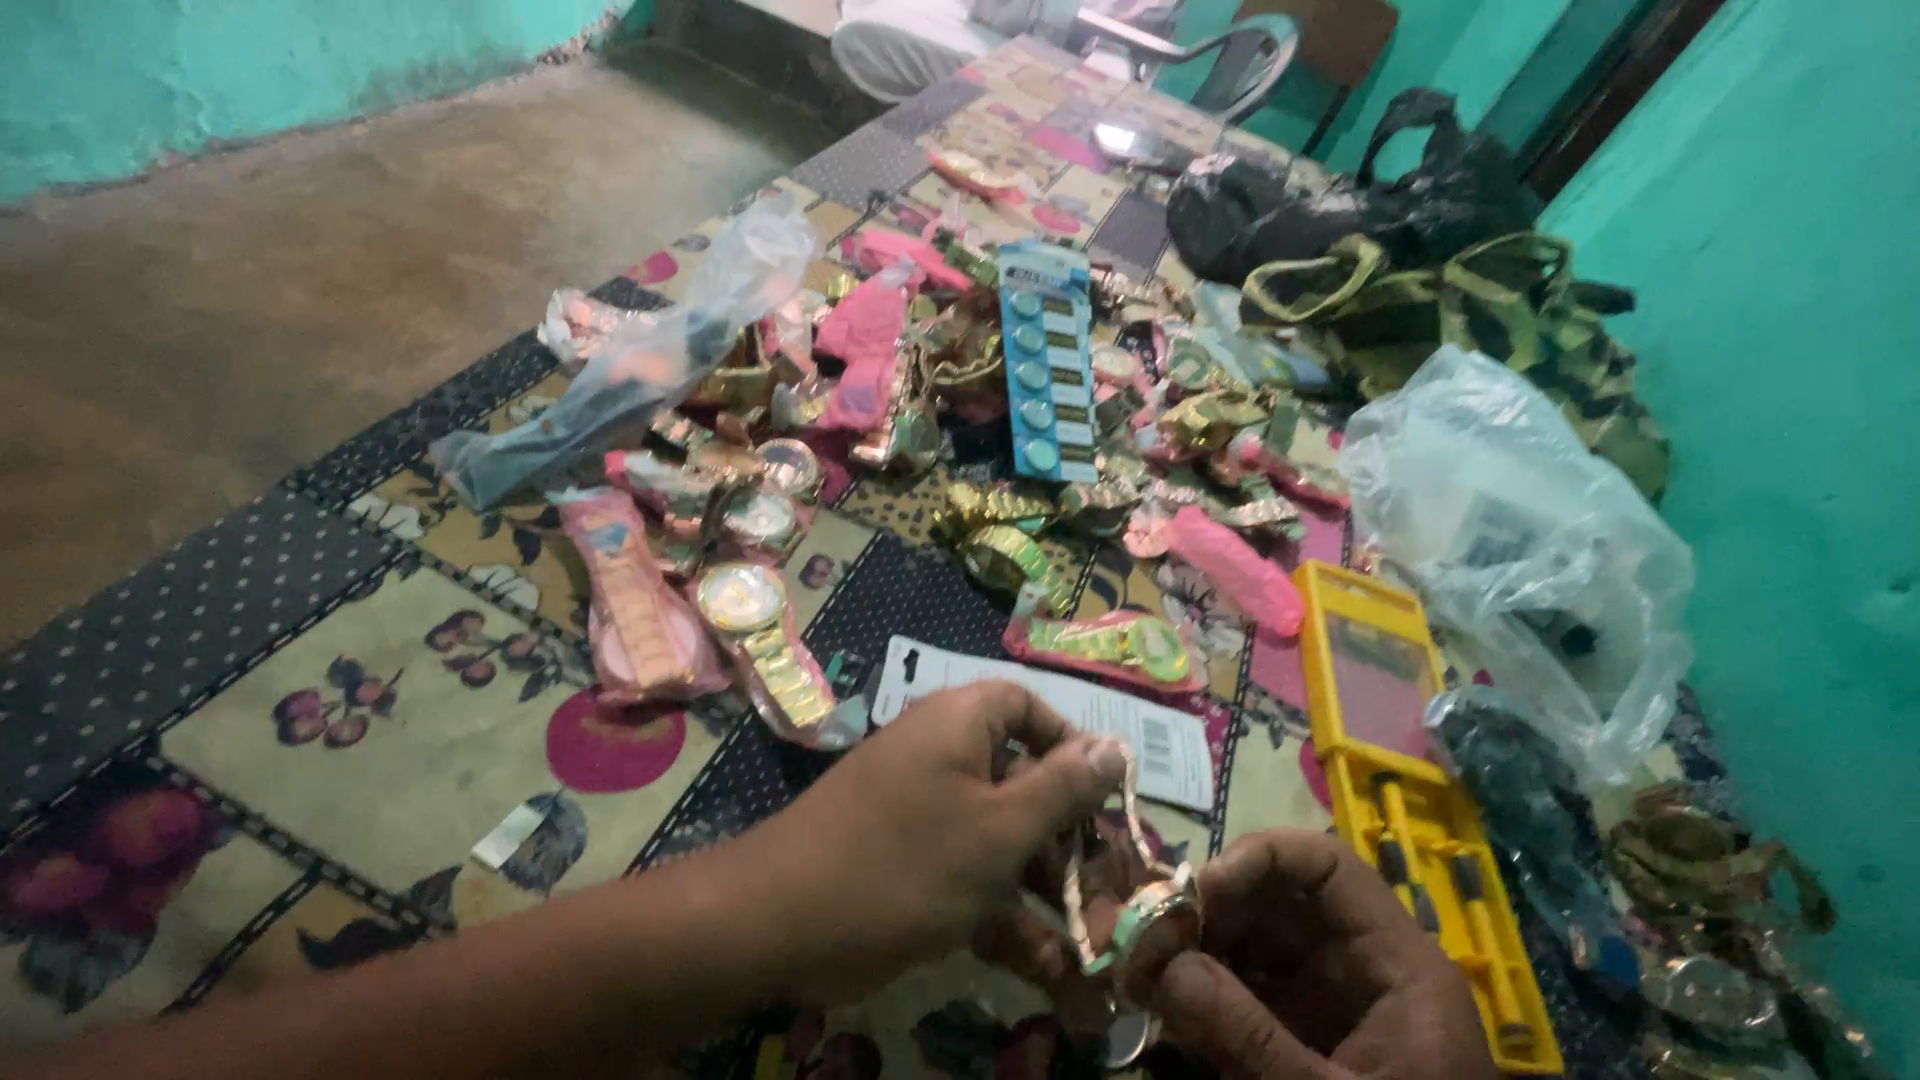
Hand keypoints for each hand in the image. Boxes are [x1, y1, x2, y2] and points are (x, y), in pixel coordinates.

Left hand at [741, 680, 1129, 1006]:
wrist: (783, 924)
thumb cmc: (908, 861)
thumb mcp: (1001, 827)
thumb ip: (1063, 788)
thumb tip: (1113, 745)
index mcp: (960, 724)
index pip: (1025, 706)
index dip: (1068, 743)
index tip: (1102, 796)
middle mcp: (942, 756)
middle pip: (1022, 780)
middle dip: (1069, 839)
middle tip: (1109, 887)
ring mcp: (923, 813)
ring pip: (1001, 839)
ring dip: (1045, 890)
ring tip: (1092, 942)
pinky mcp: (910, 863)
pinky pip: (969, 874)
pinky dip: (1003, 912)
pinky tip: (1045, 966)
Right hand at [1146, 830, 1494, 1079]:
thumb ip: (1255, 1041)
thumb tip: (1168, 967)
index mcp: (1395, 965)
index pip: (1328, 867)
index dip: (1264, 857)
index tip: (1204, 889)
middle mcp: (1352, 966)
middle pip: (1271, 899)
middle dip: (1205, 909)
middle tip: (1146, 940)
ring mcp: (1319, 1001)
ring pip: (1243, 939)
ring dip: (1187, 946)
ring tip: (1137, 974)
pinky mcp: (1290, 1036)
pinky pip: (1234, 987)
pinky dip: (1192, 987)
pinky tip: (1153, 1000)